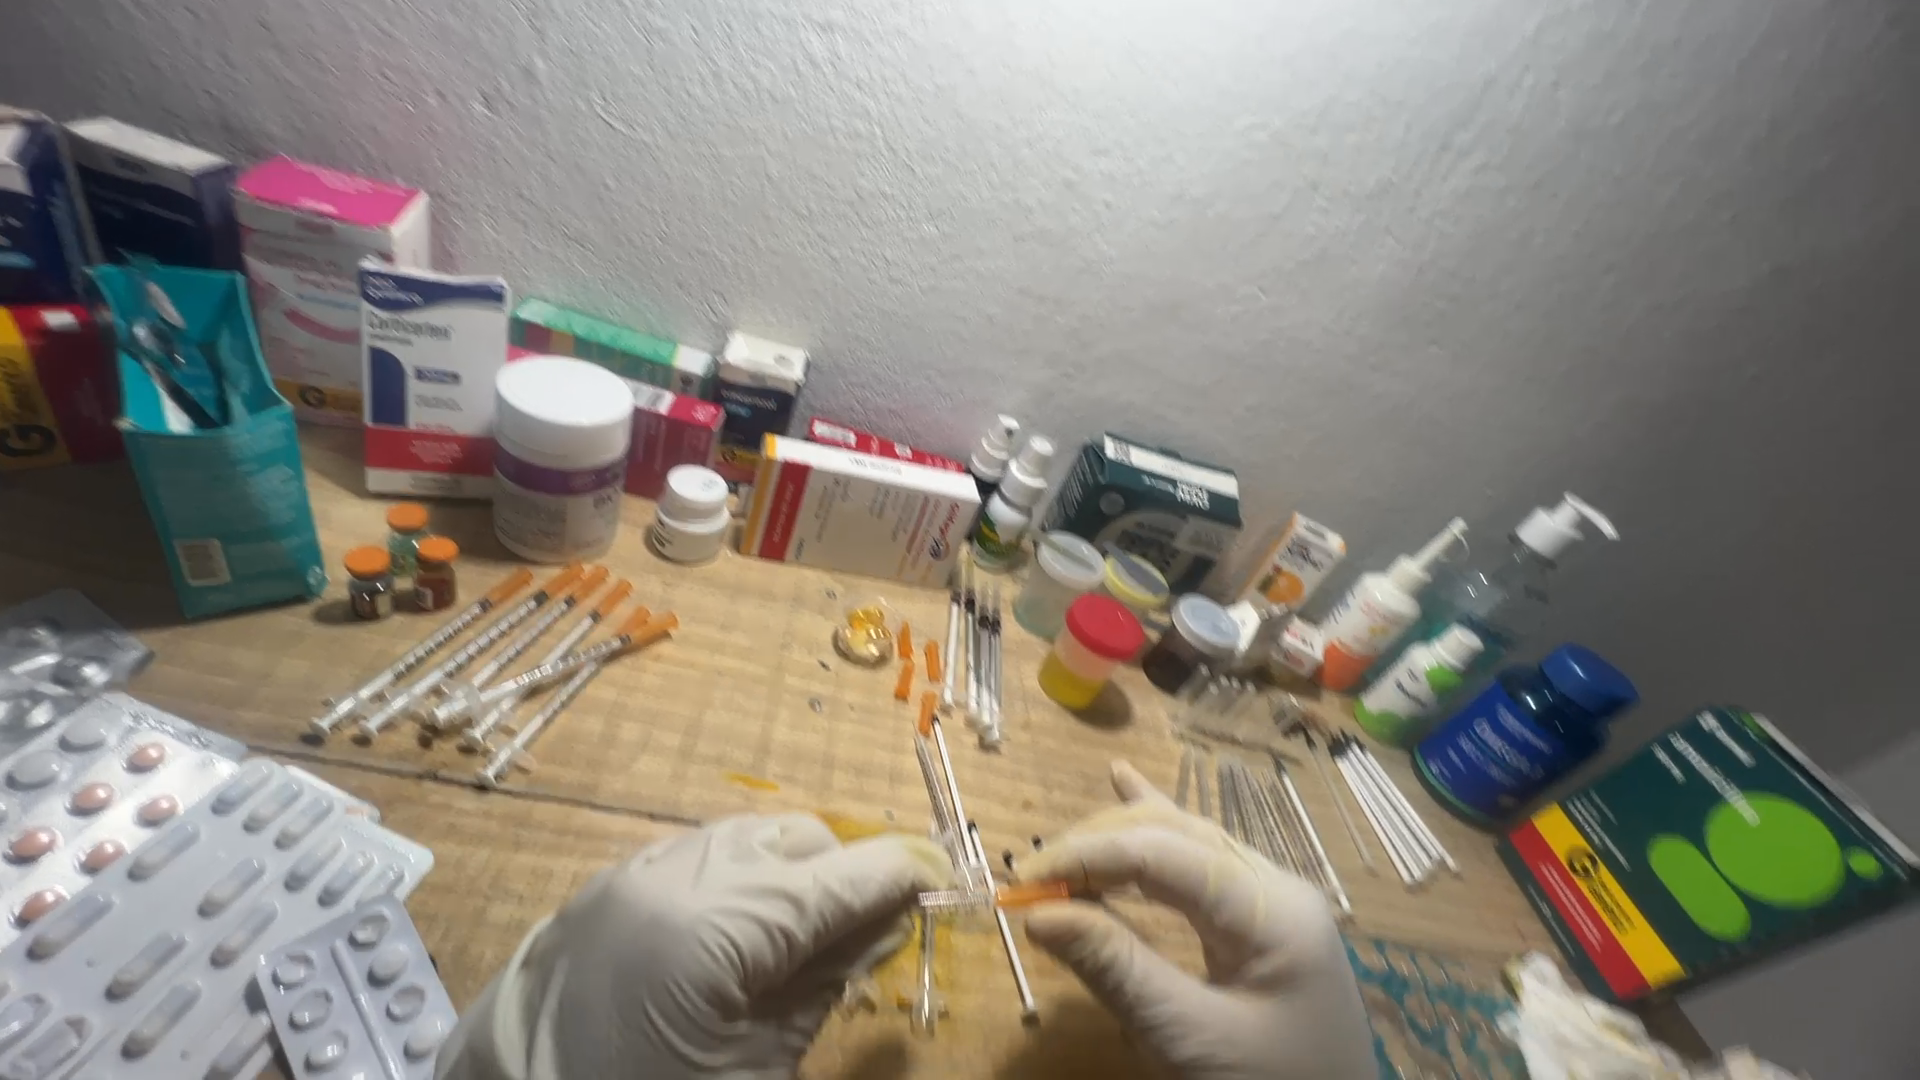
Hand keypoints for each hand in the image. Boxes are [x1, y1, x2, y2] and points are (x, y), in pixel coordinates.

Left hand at [436, 814, 952, 1079]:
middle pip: (797, 837)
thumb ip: (826, 980)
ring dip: (790, 868)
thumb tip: (887, 921)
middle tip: (859, 929)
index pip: (835, 880)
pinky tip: (734, 928)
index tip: (935, 877)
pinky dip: (739, 872)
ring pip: (750, 834)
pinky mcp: (611, 879)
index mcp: (714, 930)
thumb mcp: (754, 1070)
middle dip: (839, 873)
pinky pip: (701, 851)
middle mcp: (677, 875)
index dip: (894, 875)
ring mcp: (636, 870)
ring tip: (793, 933)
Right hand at [1022, 761, 1375, 1079]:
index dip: (1086, 857)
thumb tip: (1035, 914)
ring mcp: (1267, 899)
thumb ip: (1117, 970)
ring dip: (1115, 842)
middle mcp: (1272, 884)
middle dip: (1097, 847)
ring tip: (1061, 849)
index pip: (1160, 852)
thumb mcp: (1191, 1041)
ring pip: (1180, 841)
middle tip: (1034, 878)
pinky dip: (1151, 833)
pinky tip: (1126, 783)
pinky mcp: (1255, 921)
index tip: (1024, 883)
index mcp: (1270, 907)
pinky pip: (1195, 863)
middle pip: (1171, 834)